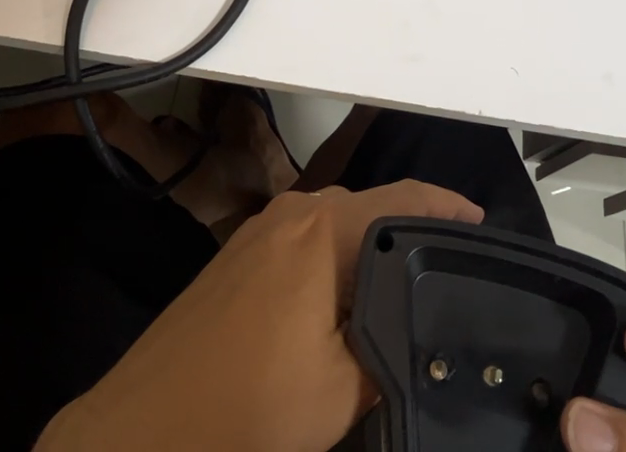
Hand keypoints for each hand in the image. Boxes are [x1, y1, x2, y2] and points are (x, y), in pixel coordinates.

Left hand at [36, 181, 482, 451]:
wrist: (143, 428)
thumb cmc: (249, 402)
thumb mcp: (343, 388)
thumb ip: (389, 345)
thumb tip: (412, 328)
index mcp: (322, 229)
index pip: (402, 197)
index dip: (448, 206)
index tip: (482, 225)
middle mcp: (289, 213)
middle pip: (367, 206)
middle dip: (408, 230)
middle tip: (448, 266)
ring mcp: (255, 233)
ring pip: (331, 226)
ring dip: (368, 248)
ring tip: (403, 287)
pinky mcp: (234, 259)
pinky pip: (301, 244)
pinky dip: (333, 262)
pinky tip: (344, 301)